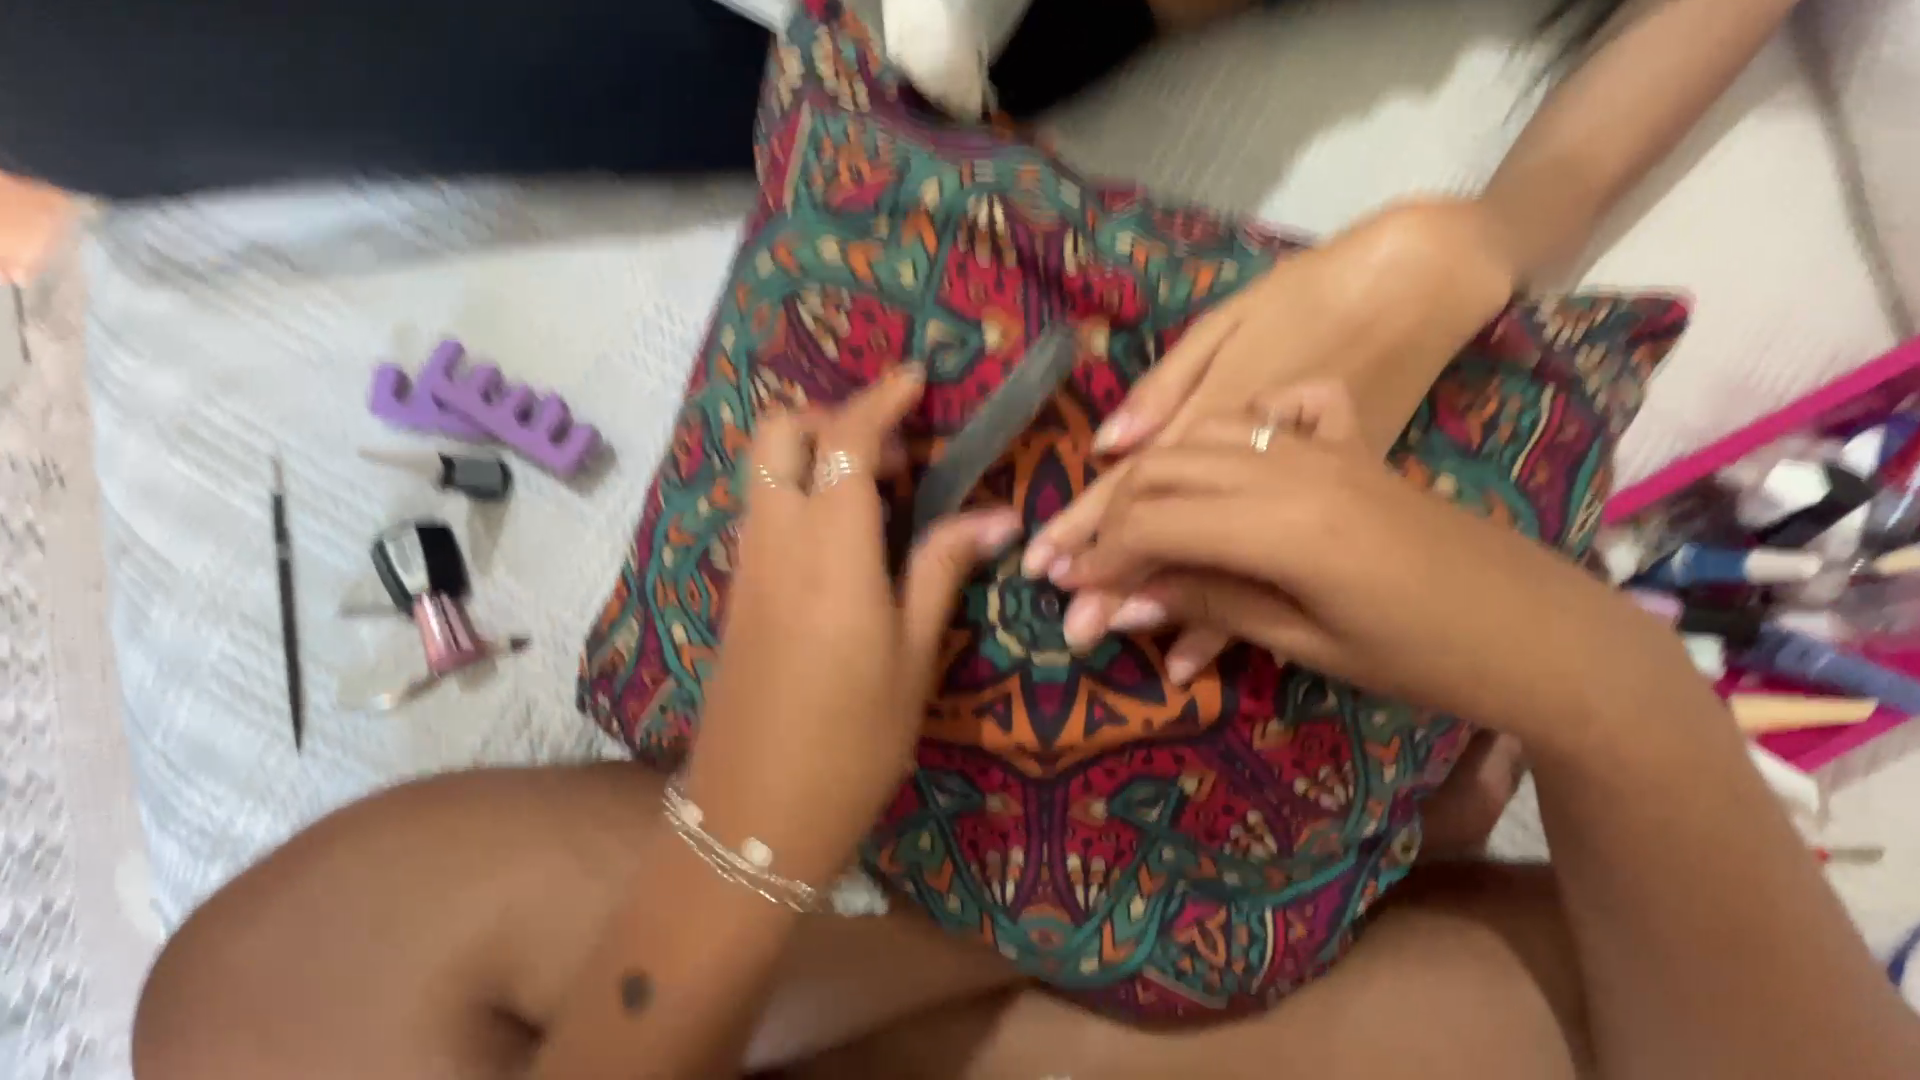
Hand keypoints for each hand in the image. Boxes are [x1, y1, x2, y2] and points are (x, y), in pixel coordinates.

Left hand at [685, 367, 1021, 881]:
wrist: (753, 816)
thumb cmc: (852, 741)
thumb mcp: (914, 656)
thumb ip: (943, 570)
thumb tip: (995, 516)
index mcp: (829, 548)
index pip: (847, 437)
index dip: (883, 397)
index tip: (918, 378)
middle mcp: (776, 539)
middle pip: (780, 432)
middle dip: (834, 416)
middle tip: (896, 454)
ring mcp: (746, 565)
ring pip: (766, 470)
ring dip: (817, 455)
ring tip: (883, 498)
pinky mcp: (735, 592)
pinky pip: (764, 512)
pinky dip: (802, 494)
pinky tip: (848, 543)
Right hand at [1028, 199, 1517, 672]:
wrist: (1545, 632)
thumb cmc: (1427, 659)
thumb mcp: (1309, 644)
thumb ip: (1211, 605)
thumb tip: (1124, 601)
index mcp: (1283, 525)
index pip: (1156, 520)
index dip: (1102, 555)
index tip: (1066, 589)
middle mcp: (1292, 467)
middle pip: (1168, 469)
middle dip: (1111, 517)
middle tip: (1079, 561)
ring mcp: (1325, 447)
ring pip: (1208, 435)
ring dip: (1156, 473)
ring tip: (1127, 518)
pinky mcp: (1350, 446)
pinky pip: (1276, 411)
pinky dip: (1236, 423)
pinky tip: (1223, 450)